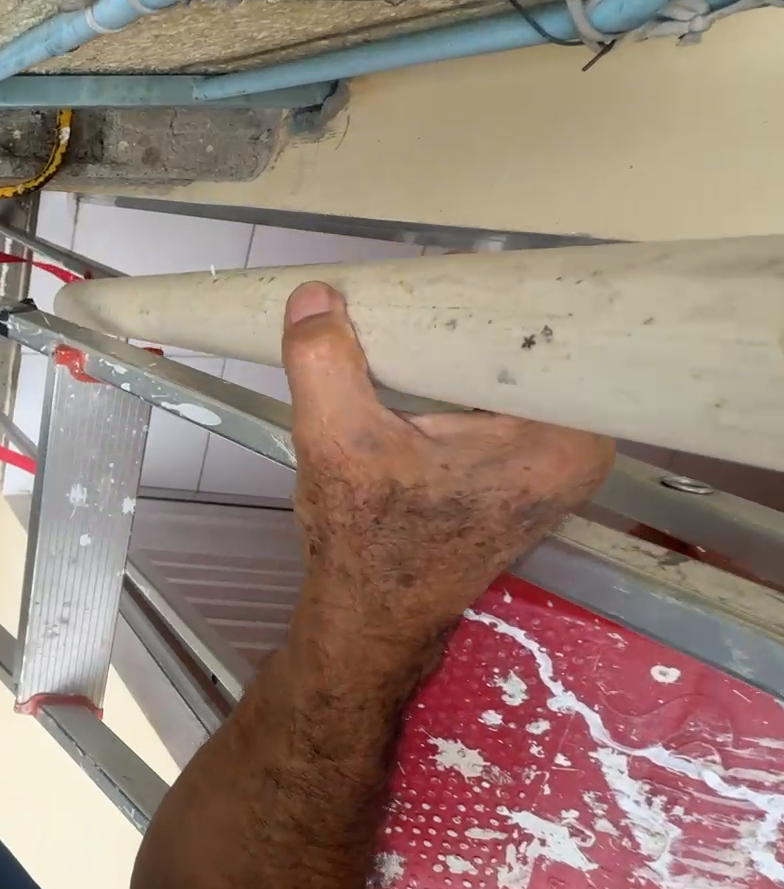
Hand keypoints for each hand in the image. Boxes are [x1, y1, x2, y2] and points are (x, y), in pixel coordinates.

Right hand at [281, 281, 613, 666]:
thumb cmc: (364, 536)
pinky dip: (444, 385)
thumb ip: (323, 364)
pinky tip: (402, 379)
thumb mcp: (334, 442)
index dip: (480, 298)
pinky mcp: (513, 470)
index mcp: (560, 433)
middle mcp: (576, 443)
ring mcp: (548, 458)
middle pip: (519, 353)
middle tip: (398, 301)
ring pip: (498, 377)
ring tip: (395, 333)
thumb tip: (313, 295)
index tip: (424, 281)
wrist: (365, 606)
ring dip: (444, 356)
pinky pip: (487, 402)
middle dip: (454, 326)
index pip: (540, 332)